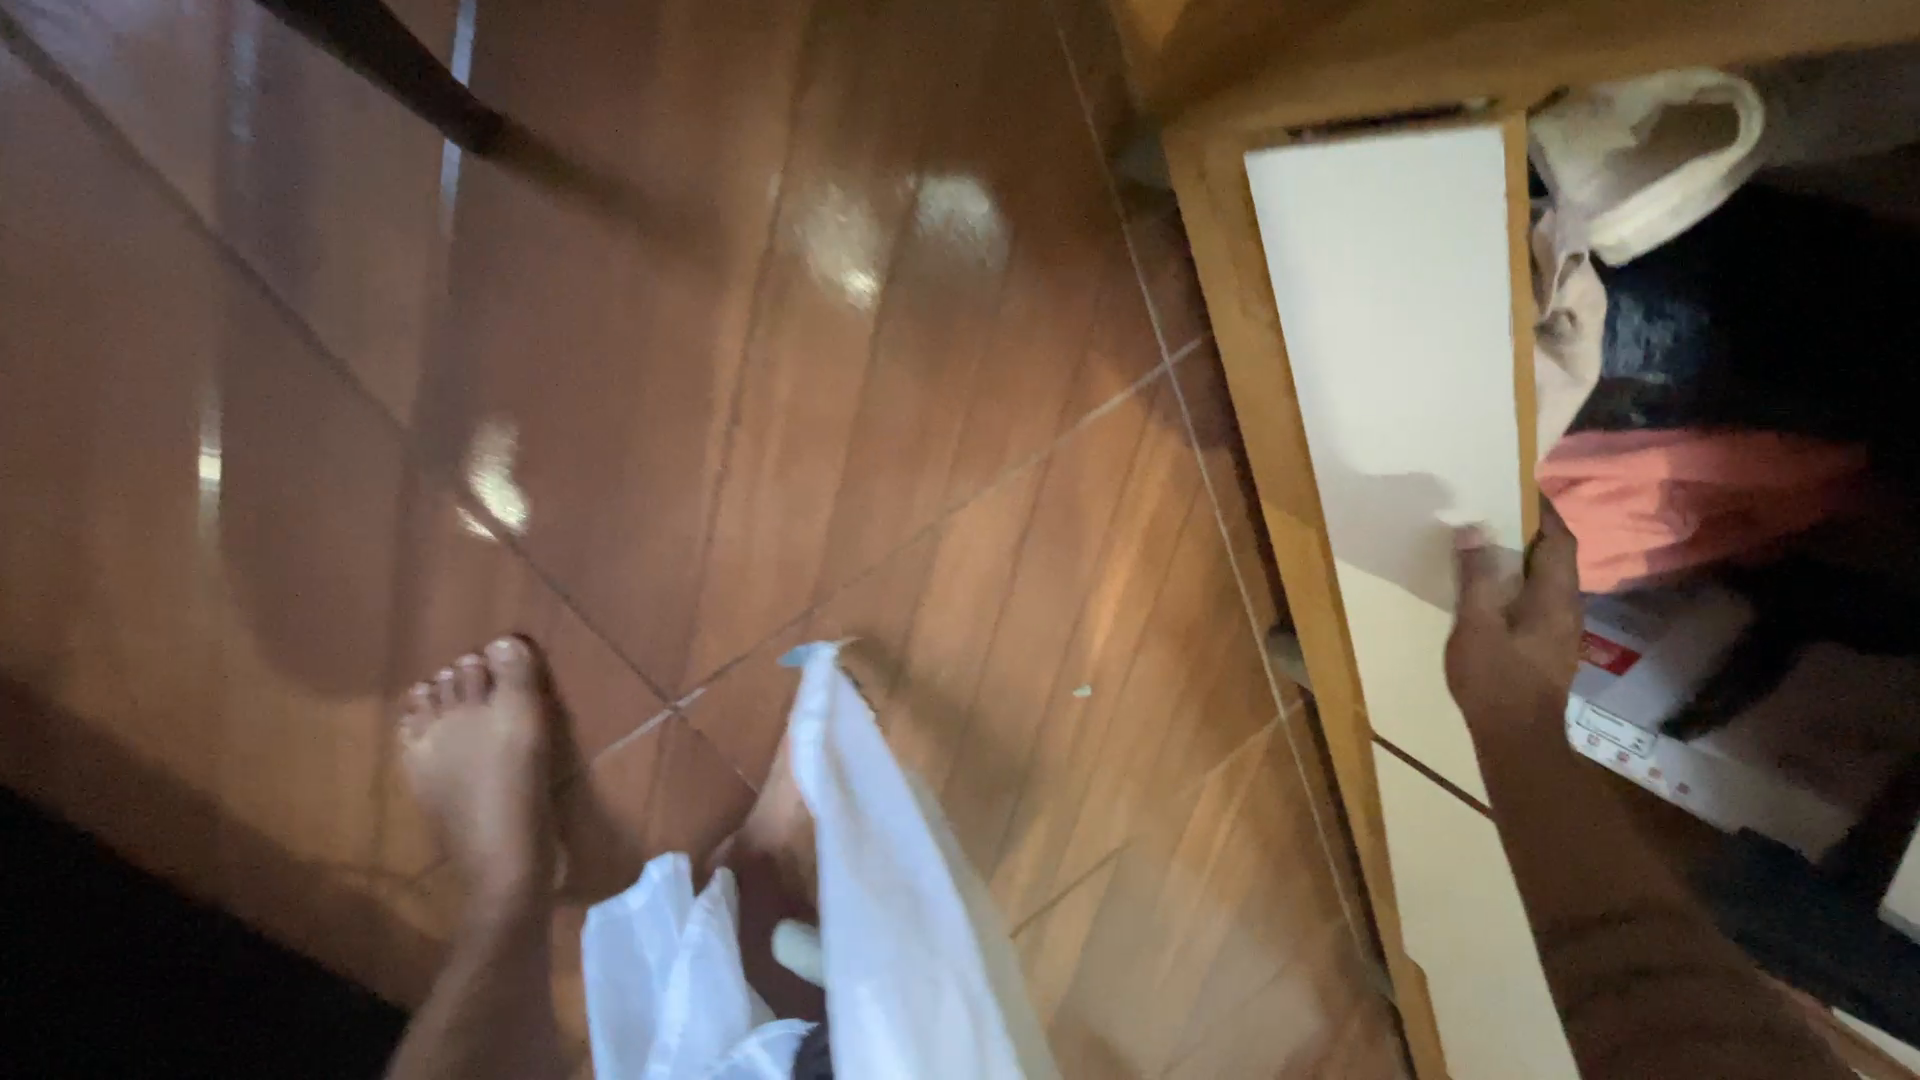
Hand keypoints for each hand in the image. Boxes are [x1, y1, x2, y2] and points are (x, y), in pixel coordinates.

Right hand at [1445, 506, 1582, 729]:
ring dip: (1525, 556)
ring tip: (1490, 541)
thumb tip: (1476, 528)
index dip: (1545, 512)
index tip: (1521, 487)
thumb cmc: (1496, 678)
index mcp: (1555, 597)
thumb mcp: (1476, 625)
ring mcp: (1559, 629)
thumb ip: (1477, 577)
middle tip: (1497, 509)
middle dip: (1532, 530)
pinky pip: (1537, 597)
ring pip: (1547, 579)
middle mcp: (1567, 608)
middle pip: (1557, 557)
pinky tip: (1493, 586)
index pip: (1559, 541)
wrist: (1517, 737)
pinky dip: (1519, 579)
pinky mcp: (1545, 645)